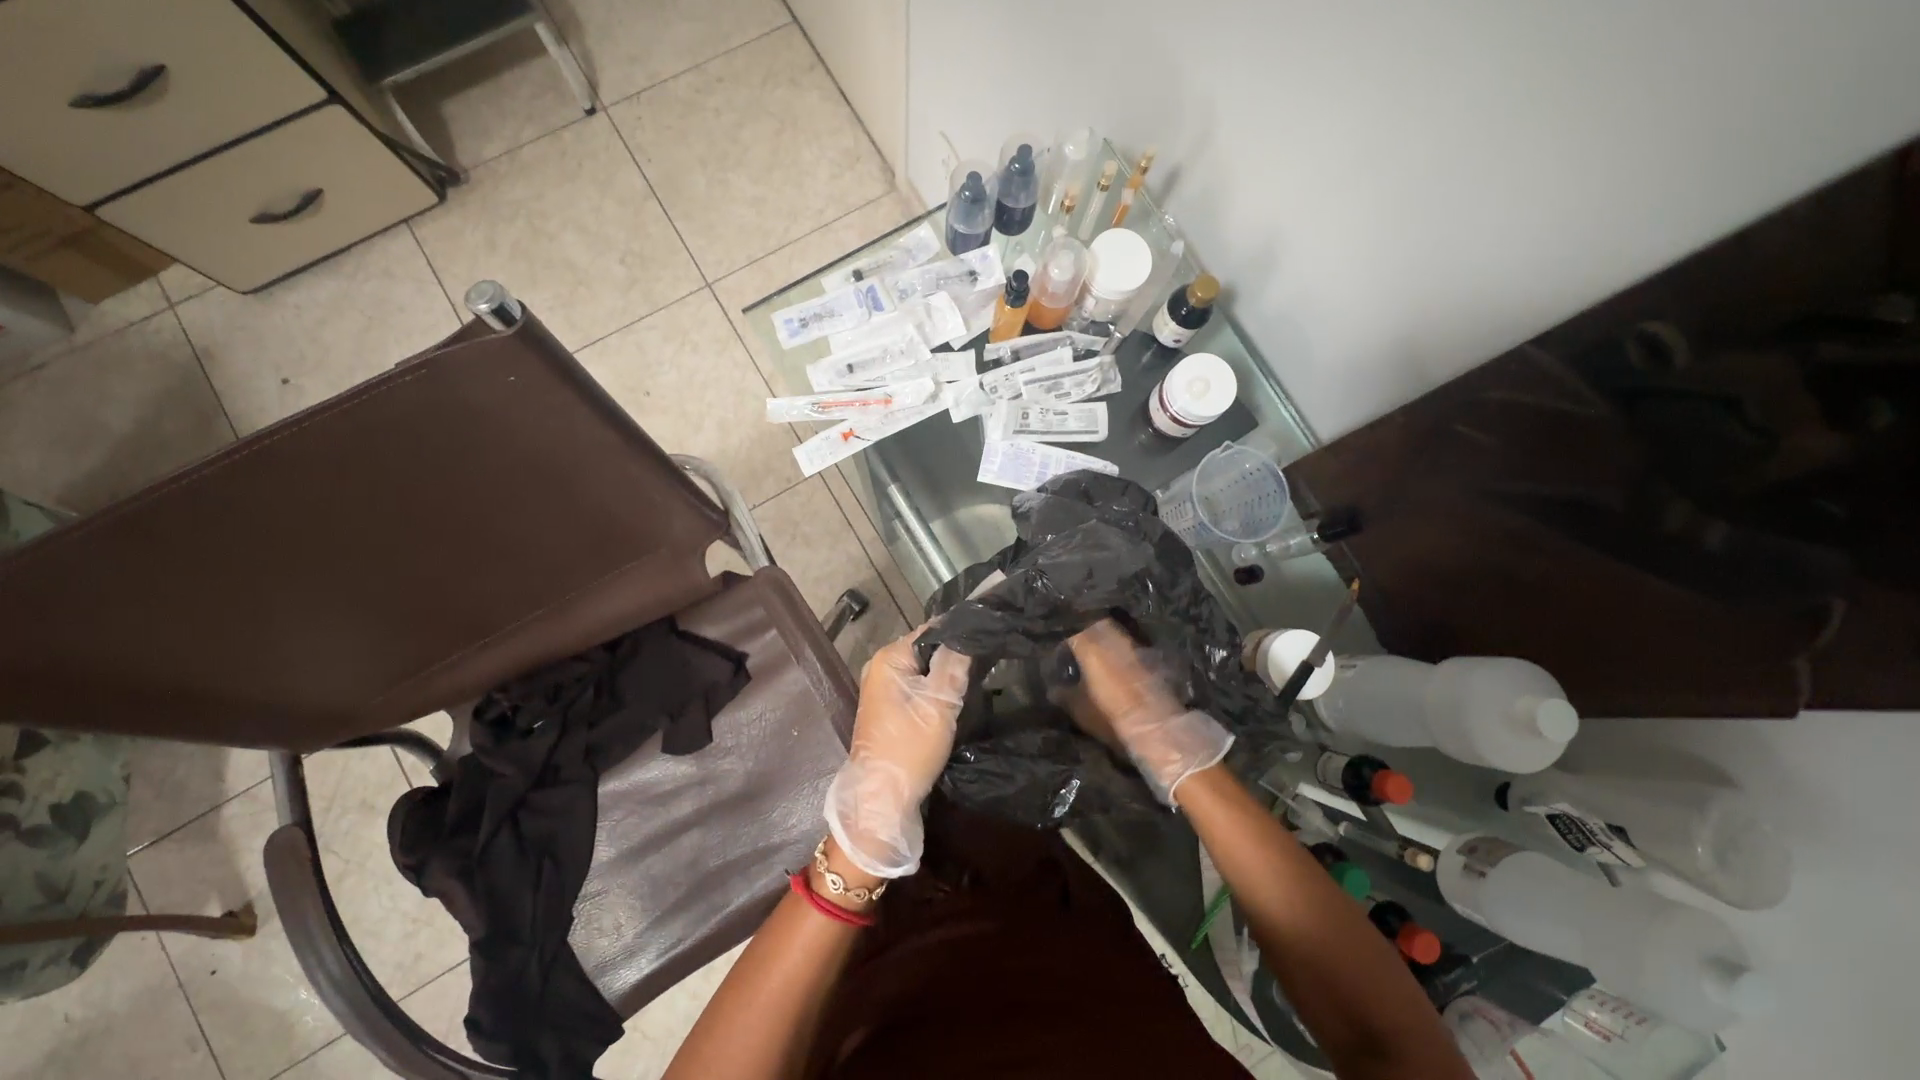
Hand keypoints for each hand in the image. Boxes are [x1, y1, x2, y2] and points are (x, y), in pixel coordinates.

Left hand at [824, 625, 971, 877]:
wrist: (882, 799)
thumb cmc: (909, 749)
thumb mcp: (938, 704)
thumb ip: (953, 664)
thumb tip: (969, 632)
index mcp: (889, 658)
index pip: (932, 630)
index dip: (962, 633)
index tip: (992, 636)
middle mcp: (882, 667)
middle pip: (928, 649)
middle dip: (956, 656)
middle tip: (992, 661)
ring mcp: (883, 689)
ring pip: (926, 671)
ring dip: (948, 676)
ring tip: (982, 678)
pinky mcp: (890, 709)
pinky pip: (920, 688)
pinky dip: (938, 692)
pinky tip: (959, 700)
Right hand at [1064, 619, 1232, 805]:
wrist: (1157, 728)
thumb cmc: (1111, 717)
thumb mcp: (1079, 709)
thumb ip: (1063, 694)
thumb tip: (1053, 687)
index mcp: (1092, 646)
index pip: (1071, 631)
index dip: (1063, 640)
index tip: (1059, 651)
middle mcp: (1115, 639)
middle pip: (1095, 626)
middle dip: (1085, 634)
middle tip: (1077, 649)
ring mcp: (1136, 647)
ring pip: (1115, 635)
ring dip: (1106, 643)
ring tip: (1098, 659)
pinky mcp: (1152, 658)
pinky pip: (1130, 648)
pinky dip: (1122, 654)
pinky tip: (1118, 668)